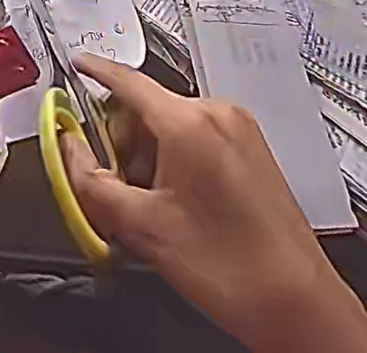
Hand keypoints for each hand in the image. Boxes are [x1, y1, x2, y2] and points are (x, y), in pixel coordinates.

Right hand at [59, 54, 366, 352]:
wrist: (297, 302)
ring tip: (156, 206)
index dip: (98, 71)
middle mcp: (217, 113)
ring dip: (151, 155)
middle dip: (125, 142)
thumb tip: (69, 151)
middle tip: (119, 185)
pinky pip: (197, 134)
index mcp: (189, 123)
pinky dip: (176, 158)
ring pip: (171, 124)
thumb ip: (91, 183)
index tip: (81, 66)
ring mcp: (238, 127)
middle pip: (148, 108)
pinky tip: (179, 201)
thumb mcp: (144, 228)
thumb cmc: (235, 270)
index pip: (128, 81)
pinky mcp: (249, 144)